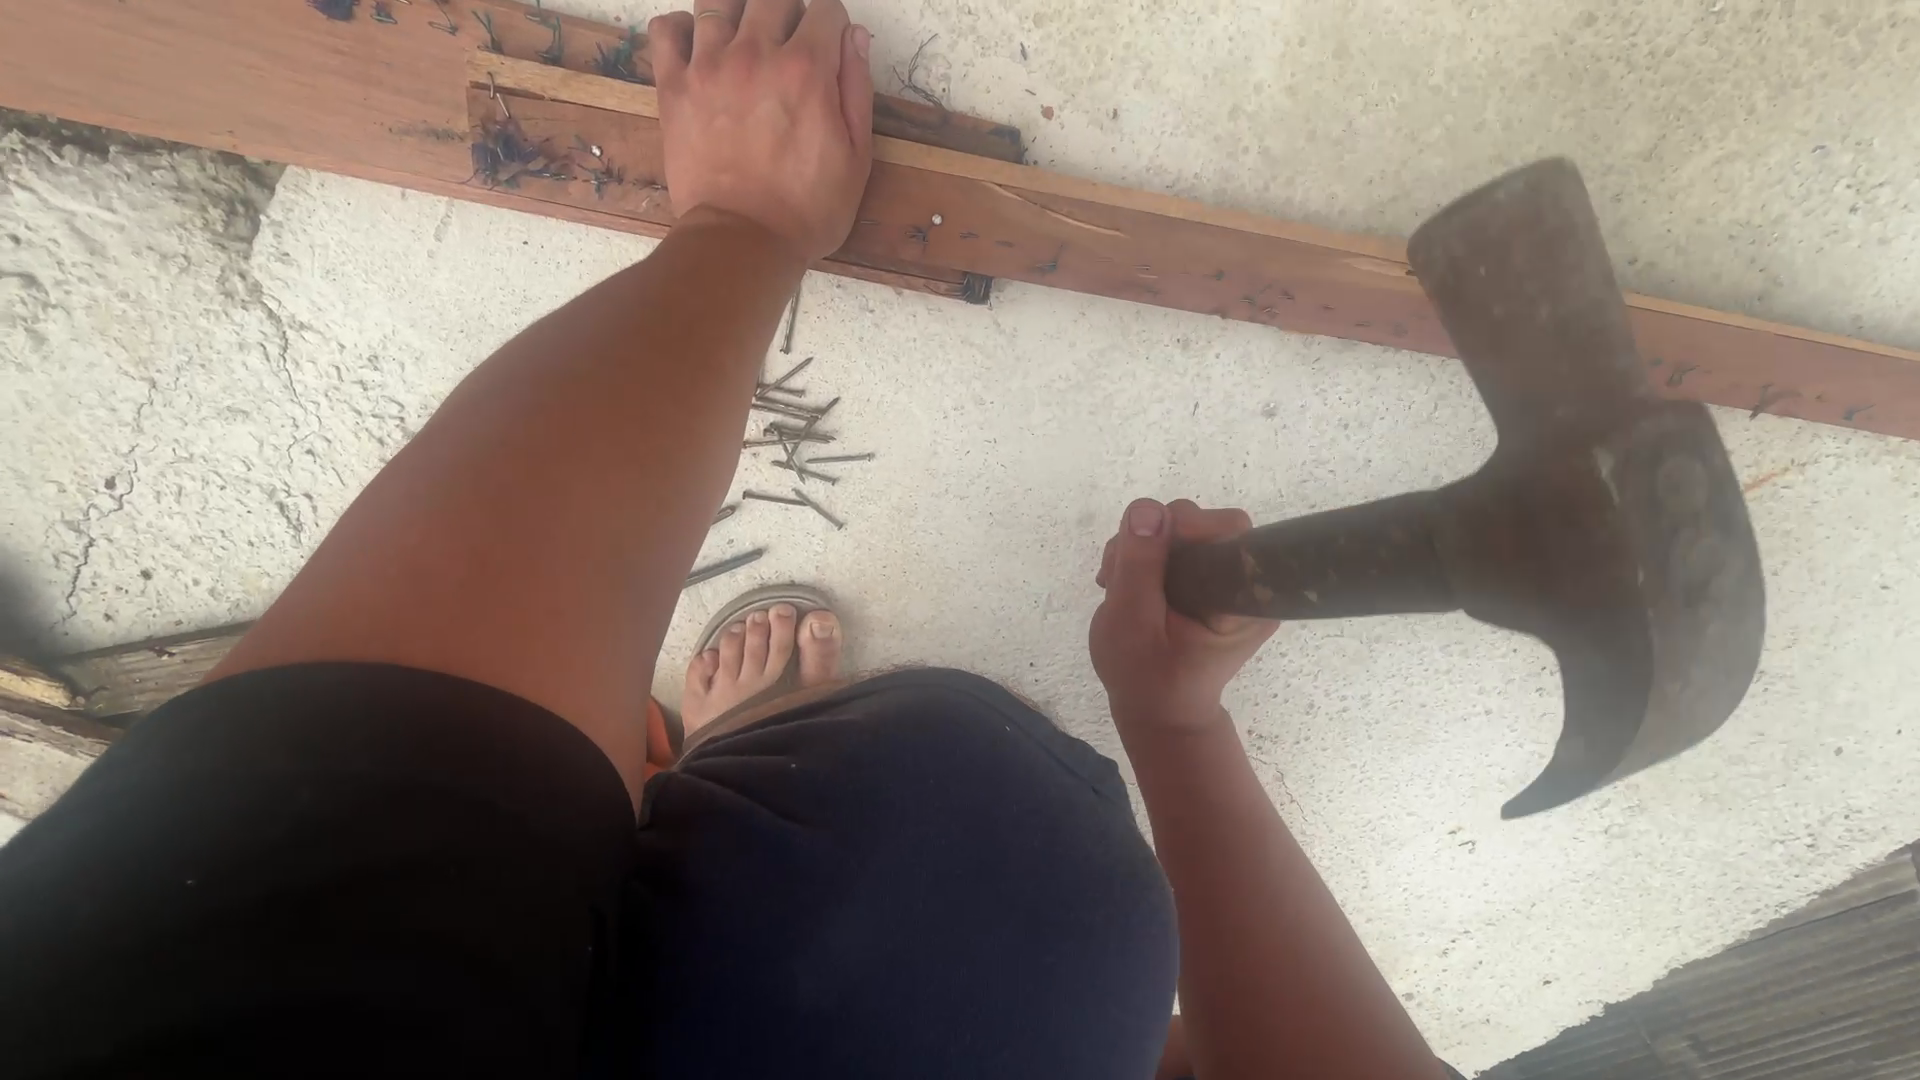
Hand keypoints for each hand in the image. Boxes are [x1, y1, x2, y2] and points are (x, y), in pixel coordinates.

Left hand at [648, 0, 873, 261]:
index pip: (825, 9)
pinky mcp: (675, 87)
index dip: (832, 27)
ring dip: (740, 14)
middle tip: (792, 52)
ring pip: (720, 1)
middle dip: (790, 15)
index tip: (829, 53)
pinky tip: (702, 48)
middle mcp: (757, 53)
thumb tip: (855, 37)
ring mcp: (709, 66)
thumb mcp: (857, 160)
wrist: (745, 242)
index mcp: (808, 70)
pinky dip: (685, 27)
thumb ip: (857, 90)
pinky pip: (668, 28)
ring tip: (748, 45)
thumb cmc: (808, 212)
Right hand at [1090, 499, 1279, 732]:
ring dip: (1138, 549)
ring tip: (1114, 585)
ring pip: (1178, 532)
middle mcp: (1241, 582)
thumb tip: (1147, 508)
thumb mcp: (1130, 623)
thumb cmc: (1144, 677)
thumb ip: (1139, 566)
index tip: (1148, 548)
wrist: (1154, 710)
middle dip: (1151, 539)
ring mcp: (1219, 579)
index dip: (1188, 526)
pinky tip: (1122, 583)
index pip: (1229, 531)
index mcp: (1242, 599)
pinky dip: (1140, 558)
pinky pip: (1171, 548)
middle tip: (1116, 575)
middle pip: (1200, 524)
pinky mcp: (1201, 579)